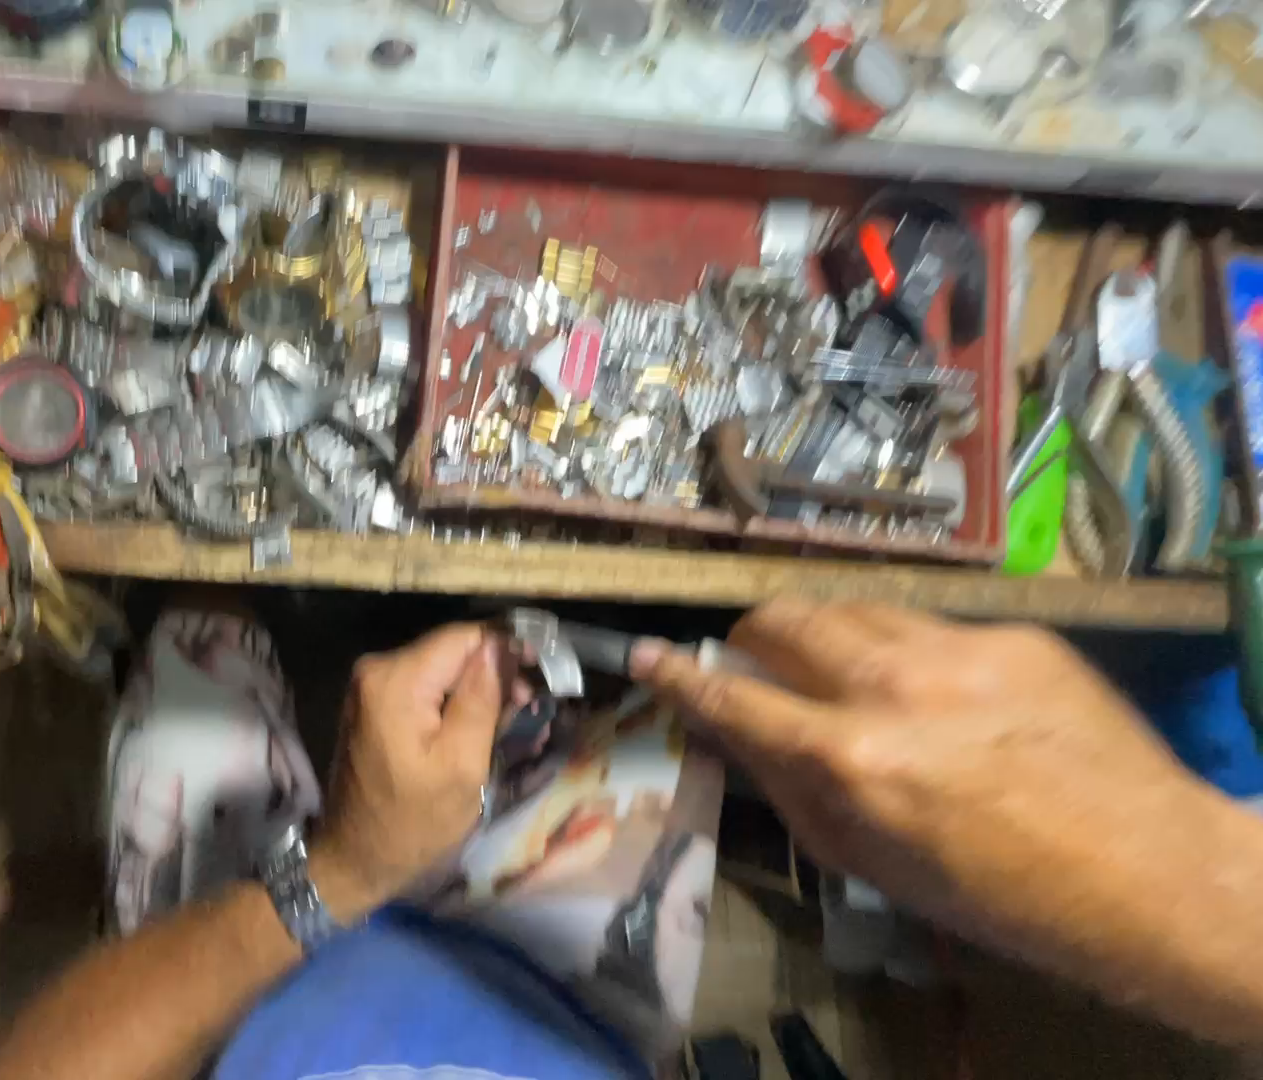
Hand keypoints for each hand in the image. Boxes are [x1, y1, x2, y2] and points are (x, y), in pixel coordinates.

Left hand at [314, 623, 523, 916]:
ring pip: (442, 668)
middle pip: (451, 650)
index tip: (543, 671)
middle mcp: (377, 667)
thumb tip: (501, 645)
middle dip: (495, 672)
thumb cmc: (413, 821)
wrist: (354, 853)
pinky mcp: (375, 700)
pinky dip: (455, 700)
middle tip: (532, 709)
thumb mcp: (462, 764)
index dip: (506, 647)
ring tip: (516, 722)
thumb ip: (481, 698)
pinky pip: (425, 685)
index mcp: (396, 679)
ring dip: (479, 688)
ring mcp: (372, 683)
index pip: (462, 636)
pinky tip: (483, 725)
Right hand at [631, 601, 1216, 975]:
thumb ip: (781, 781)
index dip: (678, 675)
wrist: (1170, 880)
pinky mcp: (1014, 637)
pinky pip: (920, 623)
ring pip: (844, 606)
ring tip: (840, 667)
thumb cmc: (996, 893)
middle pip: (782, 621)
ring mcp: (959, 652)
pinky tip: (935, 689)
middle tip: (758, 660)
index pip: (733, 698)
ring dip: (820, 633)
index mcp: (852, 758)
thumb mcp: (863, 856)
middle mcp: (893, 690)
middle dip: (752, 635)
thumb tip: (725, 726)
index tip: (644, 654)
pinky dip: (898, 648)